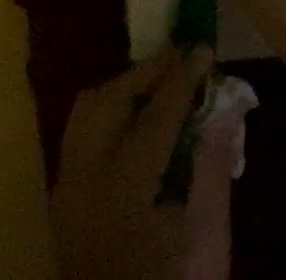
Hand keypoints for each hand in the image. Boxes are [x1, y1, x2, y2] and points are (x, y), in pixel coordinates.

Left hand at [50, 47, 235, 279]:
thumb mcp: (208, 237)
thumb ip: (213, 167)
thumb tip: (224, 108)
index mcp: (123, 188)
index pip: (156, 116)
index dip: (182, 79)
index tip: (203, 49)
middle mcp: (82, 177)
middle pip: (108, 100)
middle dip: (145, 72)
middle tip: (180, 56)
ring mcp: (65, 188)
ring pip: (84, 112)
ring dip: (121, 88)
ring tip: (158, 80)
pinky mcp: (61, 200)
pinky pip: (78, 134)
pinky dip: (105, 113)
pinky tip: (133, 117)